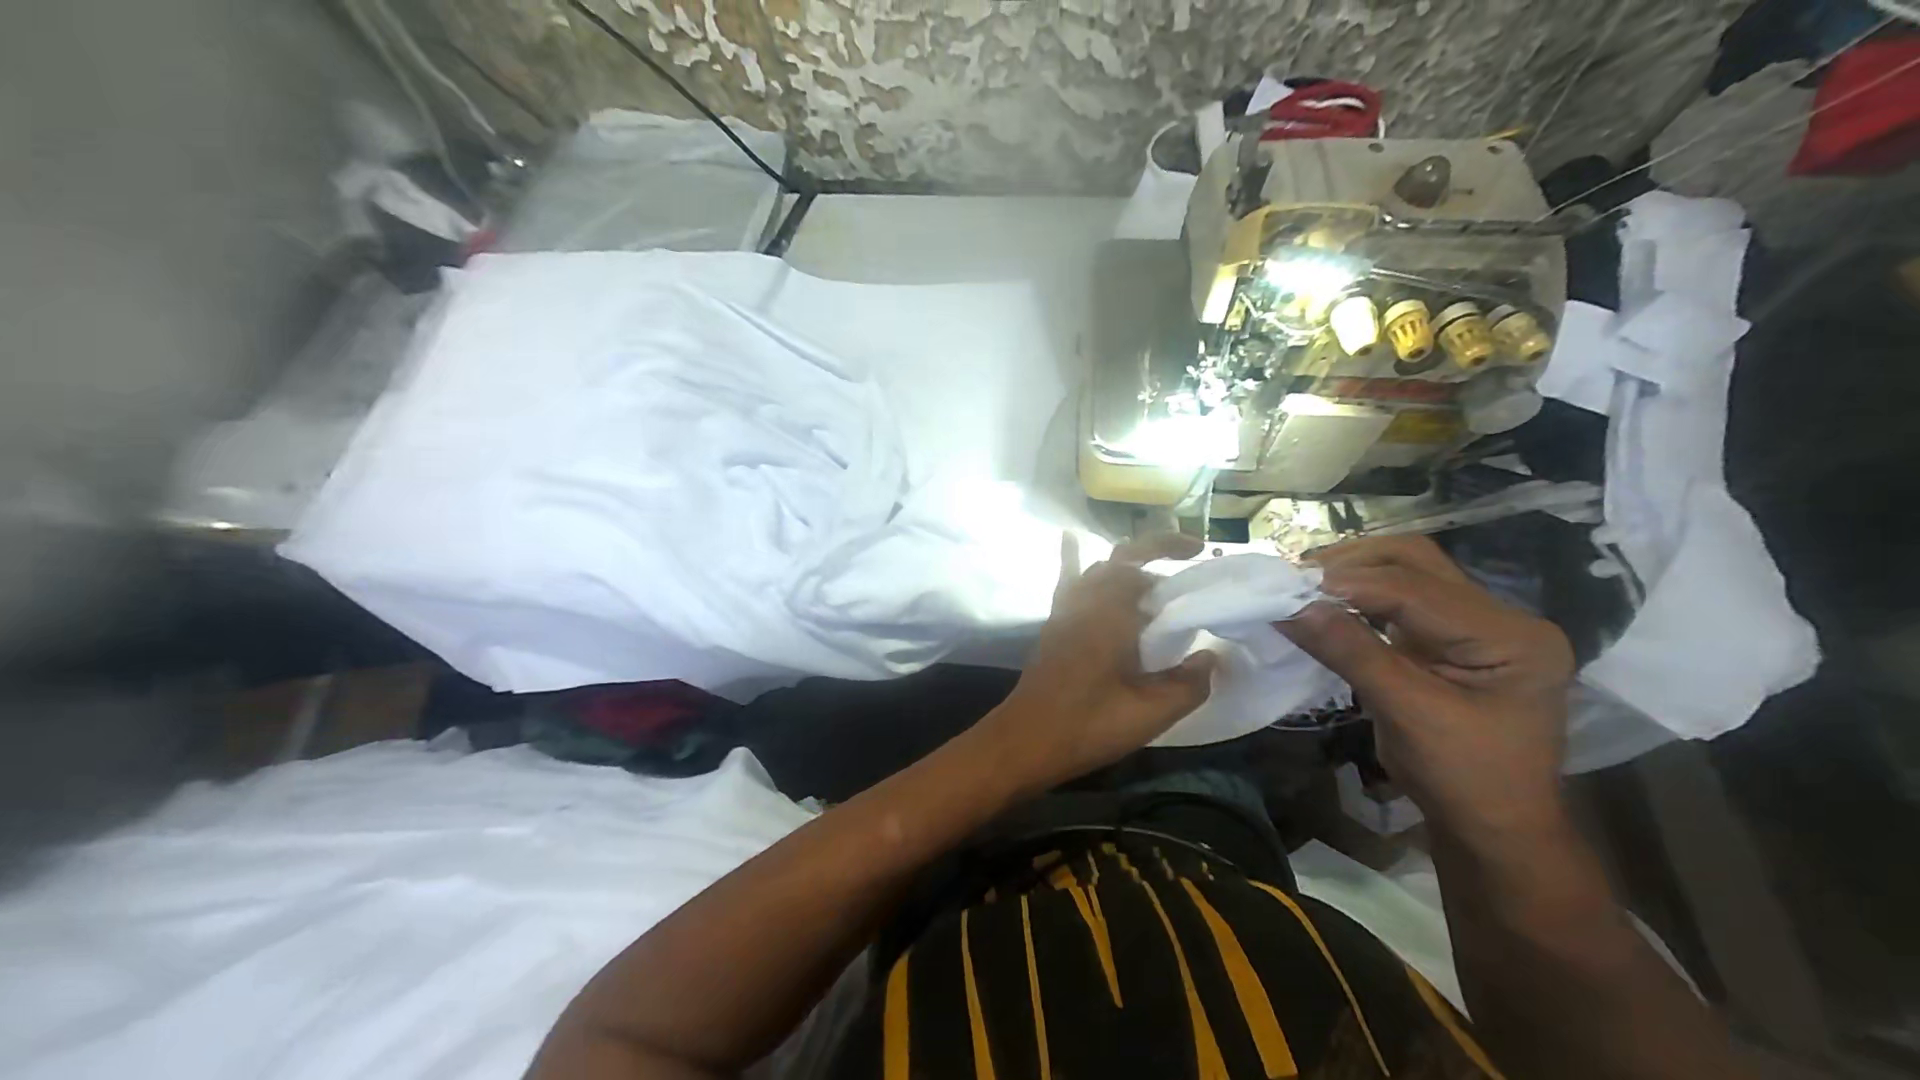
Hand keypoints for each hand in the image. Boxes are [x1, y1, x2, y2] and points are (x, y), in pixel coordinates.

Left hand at [979, 533, 1217, 793]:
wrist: (1027, 740)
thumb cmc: (1089, 725)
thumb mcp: (1151, 713)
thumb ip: (1190, 683)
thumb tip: (1212, 657)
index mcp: (1111, 613)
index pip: (1147, 570)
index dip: (1176, 564)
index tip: (1203, 566)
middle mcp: (1086, 601)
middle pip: (1123, 561)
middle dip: (1157, 555)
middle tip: (1189, 564)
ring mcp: (1065, 610)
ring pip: (1098, 570)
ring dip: (1128, 567)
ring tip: (1156, 579)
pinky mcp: (1054, 626)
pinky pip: (1066, 582)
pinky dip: (1073, 559)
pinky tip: (1070, 538)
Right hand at [1278, 536, 1575, 843]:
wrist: (1494, 825)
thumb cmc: (1463, 778)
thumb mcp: (1407, 714)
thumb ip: (1353, 654)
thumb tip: (1294, 607)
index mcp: (1511, 636)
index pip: (1417, 589)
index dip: (1350, 583)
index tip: (1289, 587)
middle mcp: (1501, 618)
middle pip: (1417, 562)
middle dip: (1352, 563)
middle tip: (1295, 577)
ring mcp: (1476, 626)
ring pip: (1406, 573)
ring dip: (1352, 574)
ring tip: (1301, 585)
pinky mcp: (1449, 638)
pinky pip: (1399, 600)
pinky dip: (1358, 596)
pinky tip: (1325, 603)